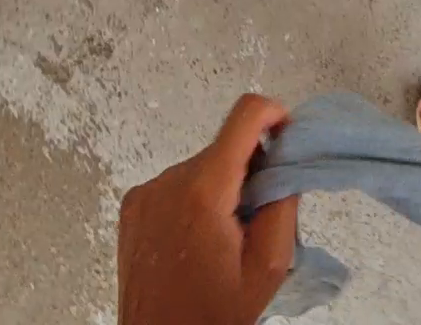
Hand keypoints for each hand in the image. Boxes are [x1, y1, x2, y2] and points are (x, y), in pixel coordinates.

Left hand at [118, 94, 299, 324]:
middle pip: (226, 145)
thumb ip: (284, 202)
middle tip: (257, 213)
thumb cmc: (216, 313)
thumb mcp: (270, 265)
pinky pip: (179, 181)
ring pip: (204, 164)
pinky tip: (197, 238)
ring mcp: (146, 190)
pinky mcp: (132, 205)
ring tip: (225, 234)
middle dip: (250, 168)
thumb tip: (285, 161)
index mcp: (205, 189)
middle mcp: (169, 179)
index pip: (245, 115)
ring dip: (223, 185)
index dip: (273, 115)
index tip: (287, 138)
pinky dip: (197, 197)